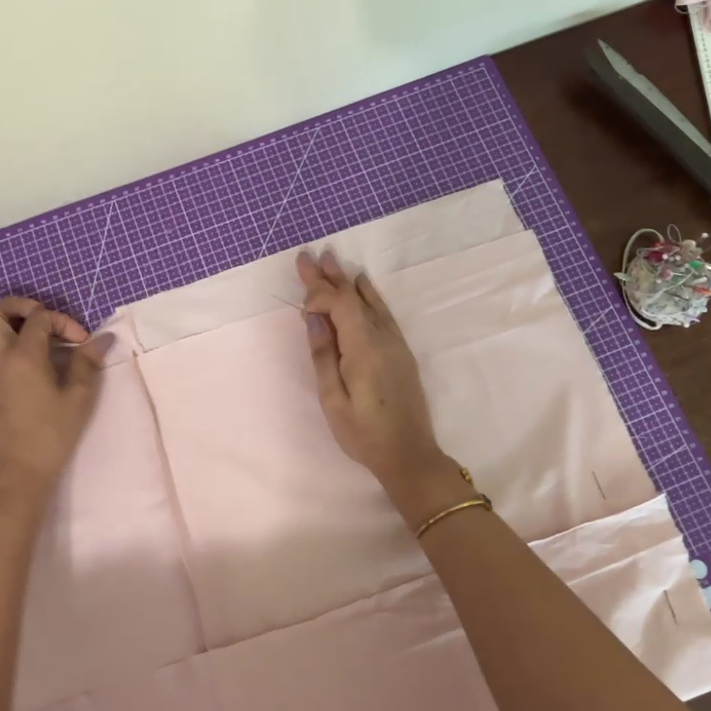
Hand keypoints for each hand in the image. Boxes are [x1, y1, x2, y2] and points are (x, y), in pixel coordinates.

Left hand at [0, 297, 108, 502]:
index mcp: (23, 356)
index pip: (39, 319)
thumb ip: (87, 363)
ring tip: (20, 335)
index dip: (62, 321)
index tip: (81, 342)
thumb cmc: (52, 435)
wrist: (19, 474)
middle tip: (40, 318)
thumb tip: (102, 339)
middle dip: (17, 307)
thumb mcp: (78, 398)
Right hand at [295, 251, 455, 499]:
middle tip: (309, 256)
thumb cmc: (363, 433)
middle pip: (353, 297)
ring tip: (331, 260)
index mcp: (363, 348)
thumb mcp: (333, 399)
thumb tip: (313, 317)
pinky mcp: (400, 350)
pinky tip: (363, 284)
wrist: (409, 454)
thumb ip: (323, 354)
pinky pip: (382, 312)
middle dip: (329, 277)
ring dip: (347, 280)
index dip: (319, 296)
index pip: (340, 304)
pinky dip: (369, 294)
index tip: (301, 306)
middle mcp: (382, 337)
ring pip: (368, 301)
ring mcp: (394, 342)